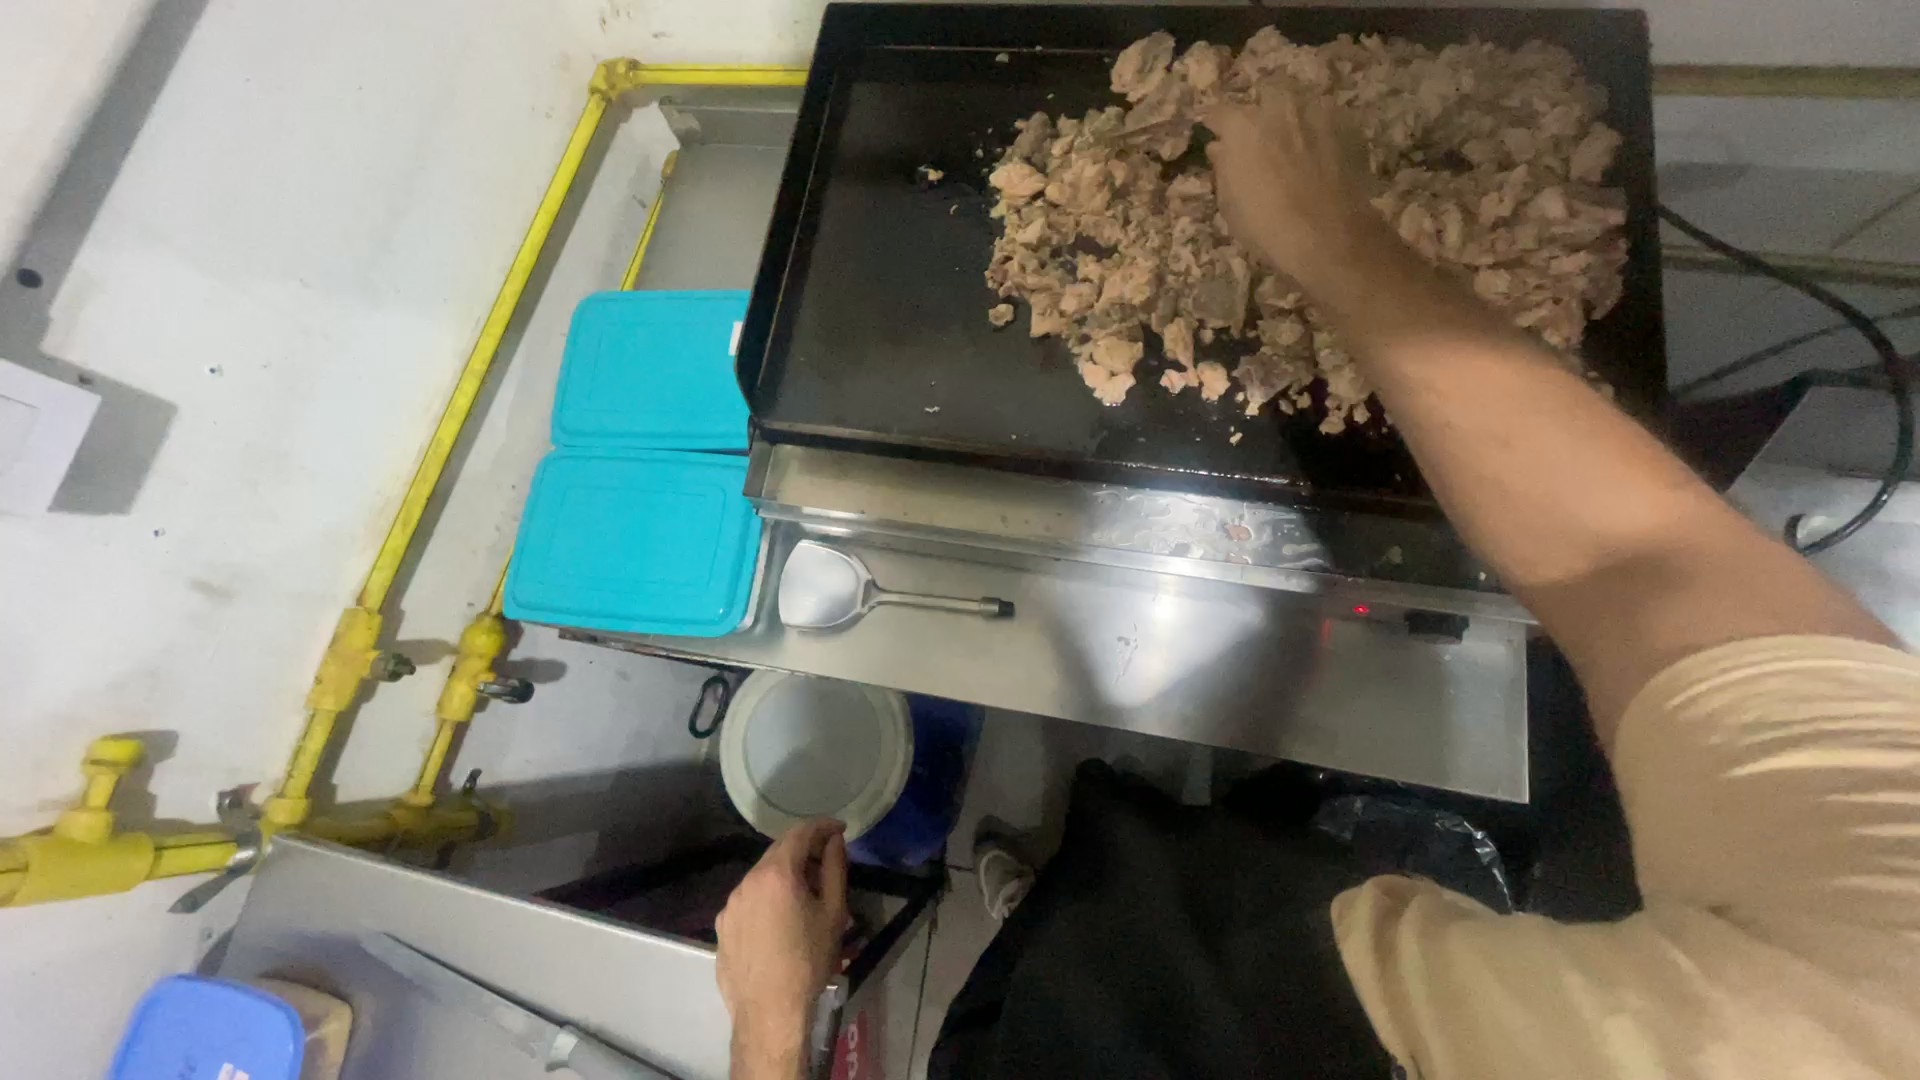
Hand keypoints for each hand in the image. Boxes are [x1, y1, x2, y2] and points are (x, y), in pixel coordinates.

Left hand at [715, 818, 849, 1079]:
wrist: (770, 1014)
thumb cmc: (809, 960)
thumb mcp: (833, 911)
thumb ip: (835, 867)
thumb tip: (834, 841)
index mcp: (777, 873)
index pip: (800, 833)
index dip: (822, 826)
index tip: (839, 829)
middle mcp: (748, 881)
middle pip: (778, 852)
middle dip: (804, 850)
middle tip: (826, 861)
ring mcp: (730, 905)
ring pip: (761, 877)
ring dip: (783, 875)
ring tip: (804, 894)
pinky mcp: (722, 927)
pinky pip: (748, 900)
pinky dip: (766, 898)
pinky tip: (780, 920)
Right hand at [1203, 85, 1386, 286]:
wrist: (1326, 232)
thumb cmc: (1264, 224)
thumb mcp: (1230, 203)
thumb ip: (1223, 167)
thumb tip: (1219, 147)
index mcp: (1242, 126)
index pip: (1219, 112)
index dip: (1214, 124)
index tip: (1212, 133)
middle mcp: (1279, 107)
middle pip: (1266, 91)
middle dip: (1260, 107)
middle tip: (1258, 133)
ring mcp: (1317, 111)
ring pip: (1300, 100)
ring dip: (1292, 115)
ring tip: (1292, 140)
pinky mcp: (1347, 124)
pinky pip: (1326, 117)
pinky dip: (1318, 130)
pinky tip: (1319, 154)